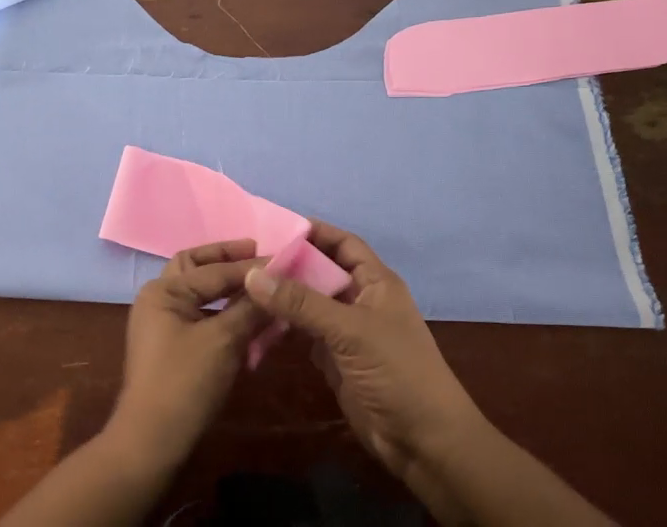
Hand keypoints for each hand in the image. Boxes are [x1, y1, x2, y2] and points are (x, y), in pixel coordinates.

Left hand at [109, 239, 269, 458]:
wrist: (152, 440)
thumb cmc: (185, 382)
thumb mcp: (223, 341)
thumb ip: (250, 308)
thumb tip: (274, 283)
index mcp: (164, 290)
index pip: (214, 270)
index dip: (251, 266)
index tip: (284, 258)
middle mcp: (157, 299)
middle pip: (195, 268)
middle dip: (226, 260)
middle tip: (258, 254)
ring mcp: (161, 324)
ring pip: (198, 294)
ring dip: (225, 288)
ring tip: (258, 287)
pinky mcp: (169, 347)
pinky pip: (199, 317)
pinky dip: (221, 313)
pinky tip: (247, 320)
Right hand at [243, 220, 481, 477]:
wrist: (424, 440)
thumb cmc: (397, 371)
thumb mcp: (350, 330)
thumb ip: (301, 302)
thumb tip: (253, 274)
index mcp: (376, 282)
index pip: (343, 244)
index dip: (314, 232)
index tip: (274, 227)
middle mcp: (360, 300)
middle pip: (321, 271)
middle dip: (289, 264)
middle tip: (247, 258)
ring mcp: (347, 331)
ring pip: (309, 303)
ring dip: (282, 296)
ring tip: (242, 285)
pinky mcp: (335, 359)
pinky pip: (304, 332)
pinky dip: (283, 325)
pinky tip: (255, 319)